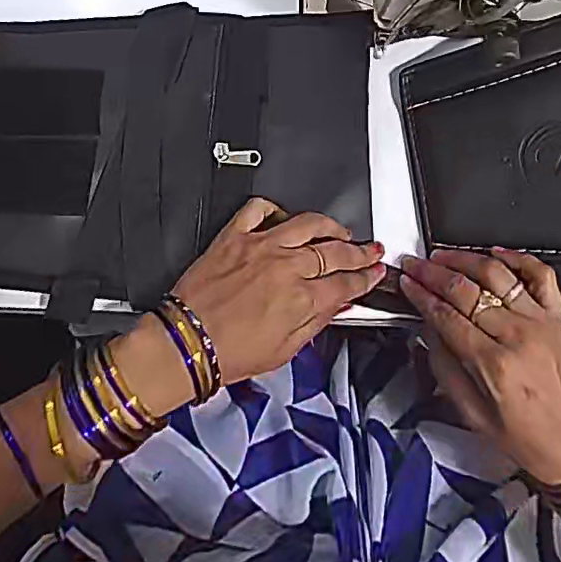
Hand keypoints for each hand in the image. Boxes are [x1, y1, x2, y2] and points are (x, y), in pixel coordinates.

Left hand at [167, 198, 385, 383]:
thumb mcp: (284, 351)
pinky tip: (283, 215)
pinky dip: (274, 208)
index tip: (374, 272)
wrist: (186, 343)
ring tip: (340, 230)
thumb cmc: (228, 353)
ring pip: (308, 223)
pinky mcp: (236, 236)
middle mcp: (285, 267)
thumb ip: (316, 322)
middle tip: (371, 250)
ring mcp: (261, 246)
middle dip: (360, 251)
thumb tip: (337, 305)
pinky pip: (259, 208)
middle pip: (335, 251)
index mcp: (300, 299)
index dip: (366, 277)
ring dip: (330, 226)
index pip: (346, 282)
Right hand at [400, 248, 560, 485]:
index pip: (445, 314)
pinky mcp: (557, 316)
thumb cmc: (532, 439)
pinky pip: (539, 274)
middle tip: (417, 266)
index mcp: (494, 365)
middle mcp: (518, 337)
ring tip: (444, 255)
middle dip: (432, 272)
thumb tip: (428, 330)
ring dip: (463, 258)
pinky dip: (517, 257)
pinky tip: (496, 253)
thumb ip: (445, 367)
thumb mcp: (473, 414)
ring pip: (496, 273)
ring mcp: (540, 321)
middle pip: (464, 289)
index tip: (408, 284)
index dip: (420, 294)